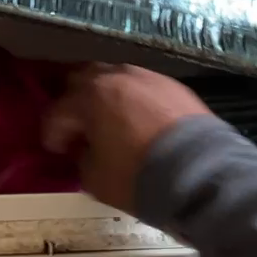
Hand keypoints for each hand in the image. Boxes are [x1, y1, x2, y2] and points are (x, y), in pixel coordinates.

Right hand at [43, 63, 211, 212]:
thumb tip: (87, 151)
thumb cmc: (140, 176)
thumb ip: (82, 158)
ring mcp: (145, 77)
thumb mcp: (96, 179)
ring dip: (106, 96)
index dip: (52, 133)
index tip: (55, 149)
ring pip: (114, 78)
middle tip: (79, 127)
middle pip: (82, 81)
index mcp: (88, 97)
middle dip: (76, 103)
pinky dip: (135, 100)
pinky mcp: (173, 85)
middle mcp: (114, 77)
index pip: (58, 112)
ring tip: (110, 119)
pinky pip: (142, 87)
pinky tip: (140, 120)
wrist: (203, 175)